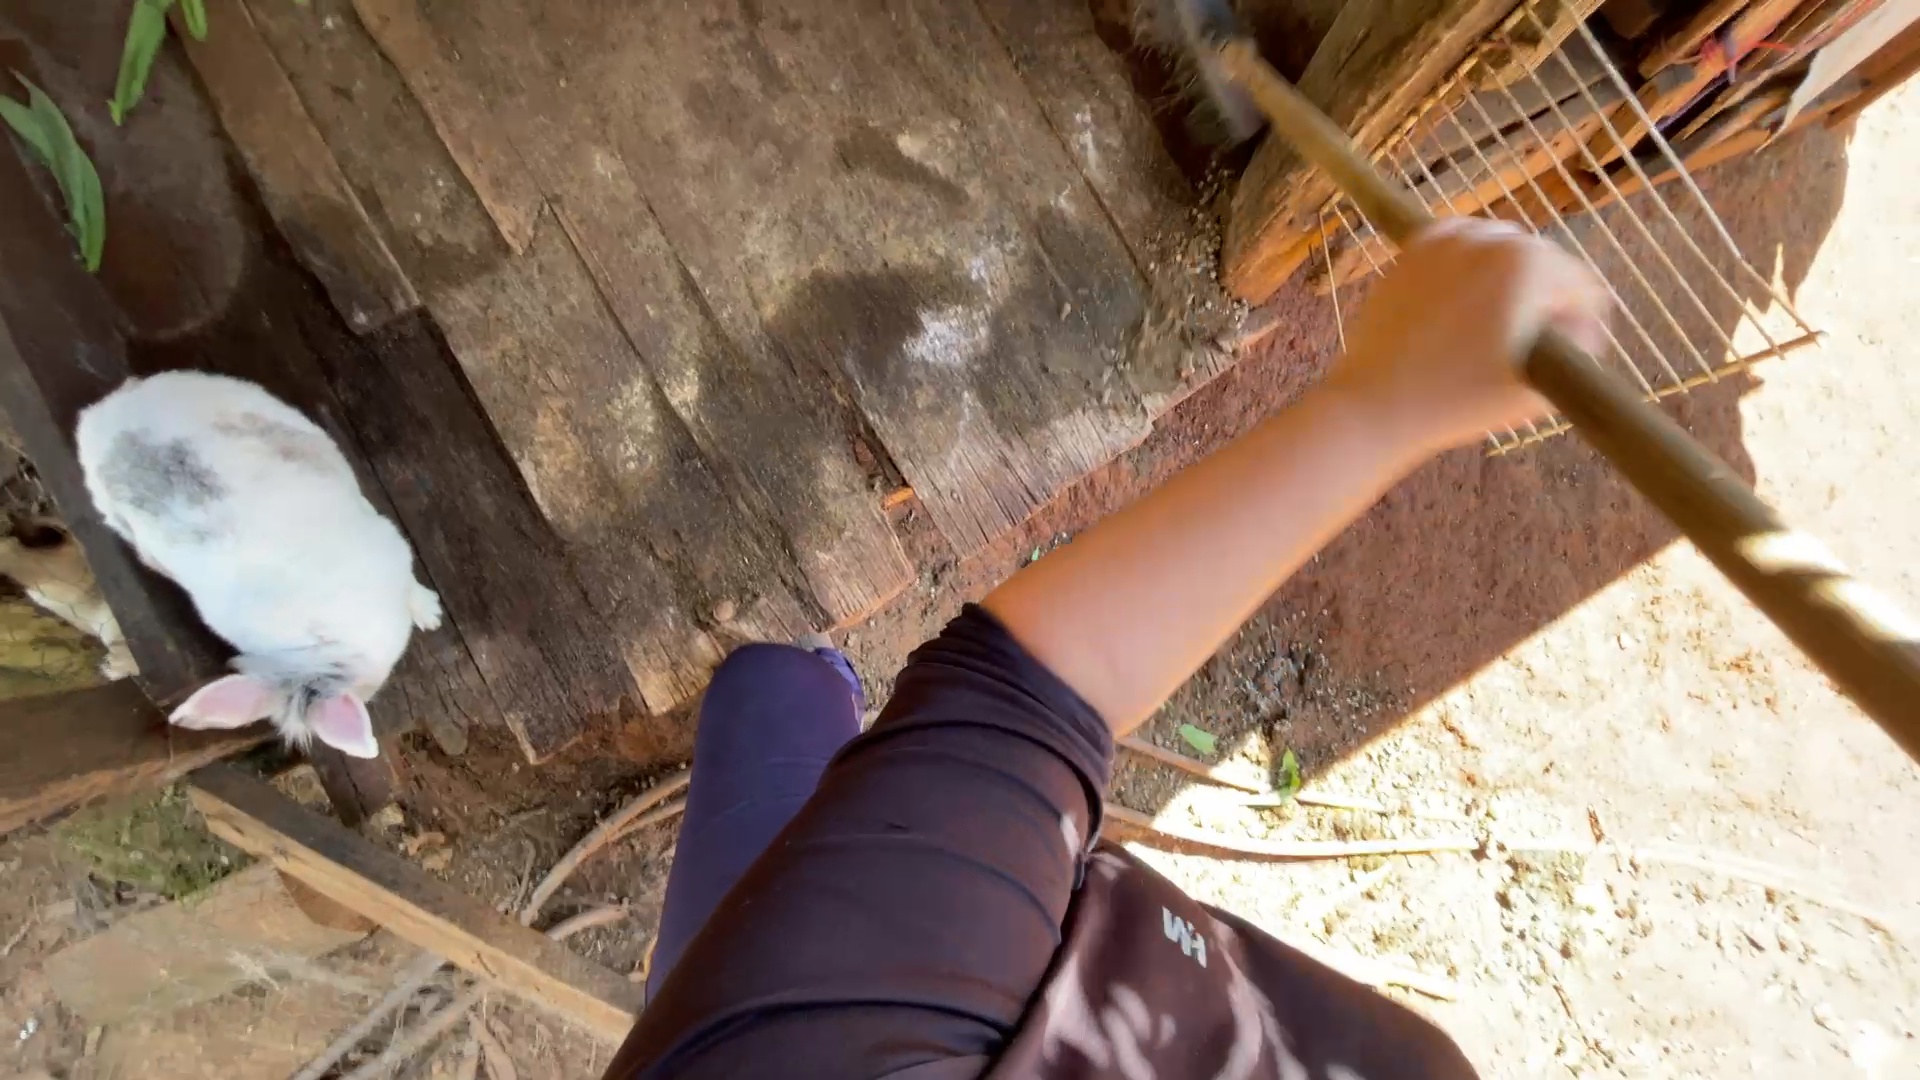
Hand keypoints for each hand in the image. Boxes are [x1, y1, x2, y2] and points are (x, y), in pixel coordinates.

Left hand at [1325, 218, 1611, 451]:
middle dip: (1533, 299)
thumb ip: (1584, 338)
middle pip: (1536, 266)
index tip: (1552, 358)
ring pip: (1494, 256)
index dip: (1574, 326)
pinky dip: (1461, 275)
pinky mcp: (1405, 259)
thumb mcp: (1544, 379)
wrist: (1372, 406)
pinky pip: (1452, 257)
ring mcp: (1439, 244)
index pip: (1577, 286)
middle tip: (1512, 346)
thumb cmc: (1457, 400)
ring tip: (1484, 332)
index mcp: (1528, 258)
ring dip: (1498, 283)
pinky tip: (1457, 310)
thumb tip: (1583, 314)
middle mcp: (1484, 238)